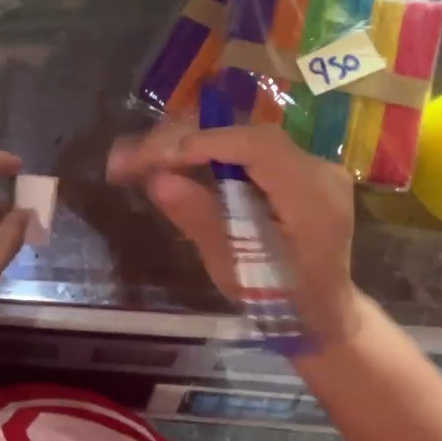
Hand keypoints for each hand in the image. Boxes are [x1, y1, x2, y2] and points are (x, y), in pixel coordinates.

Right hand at [107, 122, 361, 343]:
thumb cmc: (277, 297)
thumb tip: (159, 181)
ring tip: (127, 161)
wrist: (319, 307)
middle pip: (238, 133)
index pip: (258, 146)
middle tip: (122, 162)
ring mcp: (301, 163)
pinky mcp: (283, 166)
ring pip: (231, 133)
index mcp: (312, 197)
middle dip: (176, 142)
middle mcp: (314, 168)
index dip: (202, 143)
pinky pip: (233, 146)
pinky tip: (156, 162)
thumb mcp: (234, 268)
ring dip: (176, 143)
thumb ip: (201, 221)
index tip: (151, 161)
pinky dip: (191, 151)